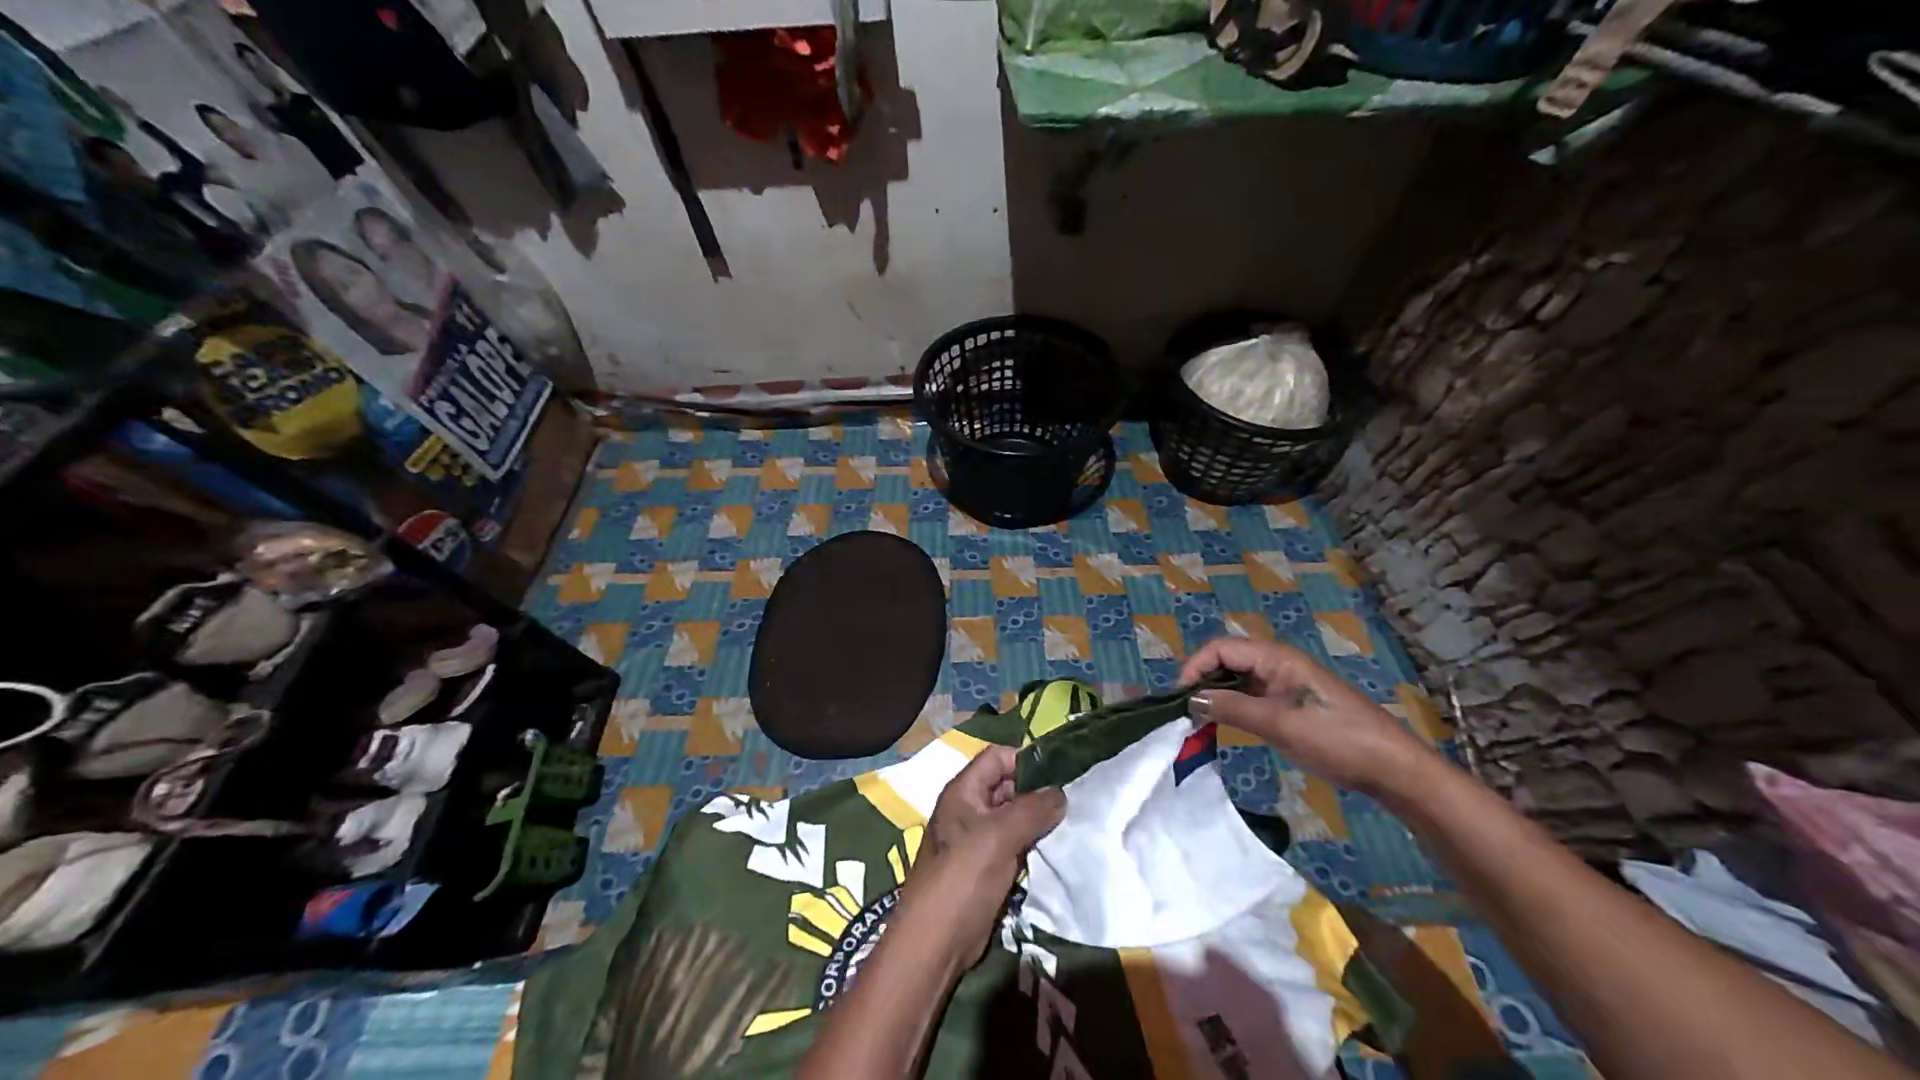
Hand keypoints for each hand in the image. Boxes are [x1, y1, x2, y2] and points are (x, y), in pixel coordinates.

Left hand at [905, 746, 1064, 964]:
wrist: (936, 942)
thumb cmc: (962, 878)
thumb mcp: (998, 837)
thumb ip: (1031, 810)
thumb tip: (1061, 793)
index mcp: (963, 792)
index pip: (997, 757)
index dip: (1026, 760)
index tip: (1060, 774)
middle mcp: (969, 810)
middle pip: (1008, 786)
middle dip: (1038, 791)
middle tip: (1076, 799)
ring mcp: (978, 840)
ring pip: (1015, 817)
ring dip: (1040, 820)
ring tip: (1075, 822)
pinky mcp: (988, 867)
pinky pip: (1016, 845)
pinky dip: (1035, 844)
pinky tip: (1060, 849)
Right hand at [1180, 636, 1436, 794]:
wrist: (1391, 768)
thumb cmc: (1337, 739)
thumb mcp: (1280, 724)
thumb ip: (1232, 708)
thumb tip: (1190, 699)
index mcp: (1276, 658)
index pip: (1221, 648)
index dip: (1195, 667)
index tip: (1180, 698)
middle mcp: (1277, 664)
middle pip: (1226, 661)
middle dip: (1201, 681)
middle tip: (1185, 712)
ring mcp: (1284, 685)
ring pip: (1236, 680)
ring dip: (1215, 696)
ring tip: (1197, 721)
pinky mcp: (1289, 705)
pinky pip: (1250, 697)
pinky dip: (1231, 708)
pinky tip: (1221, 726)